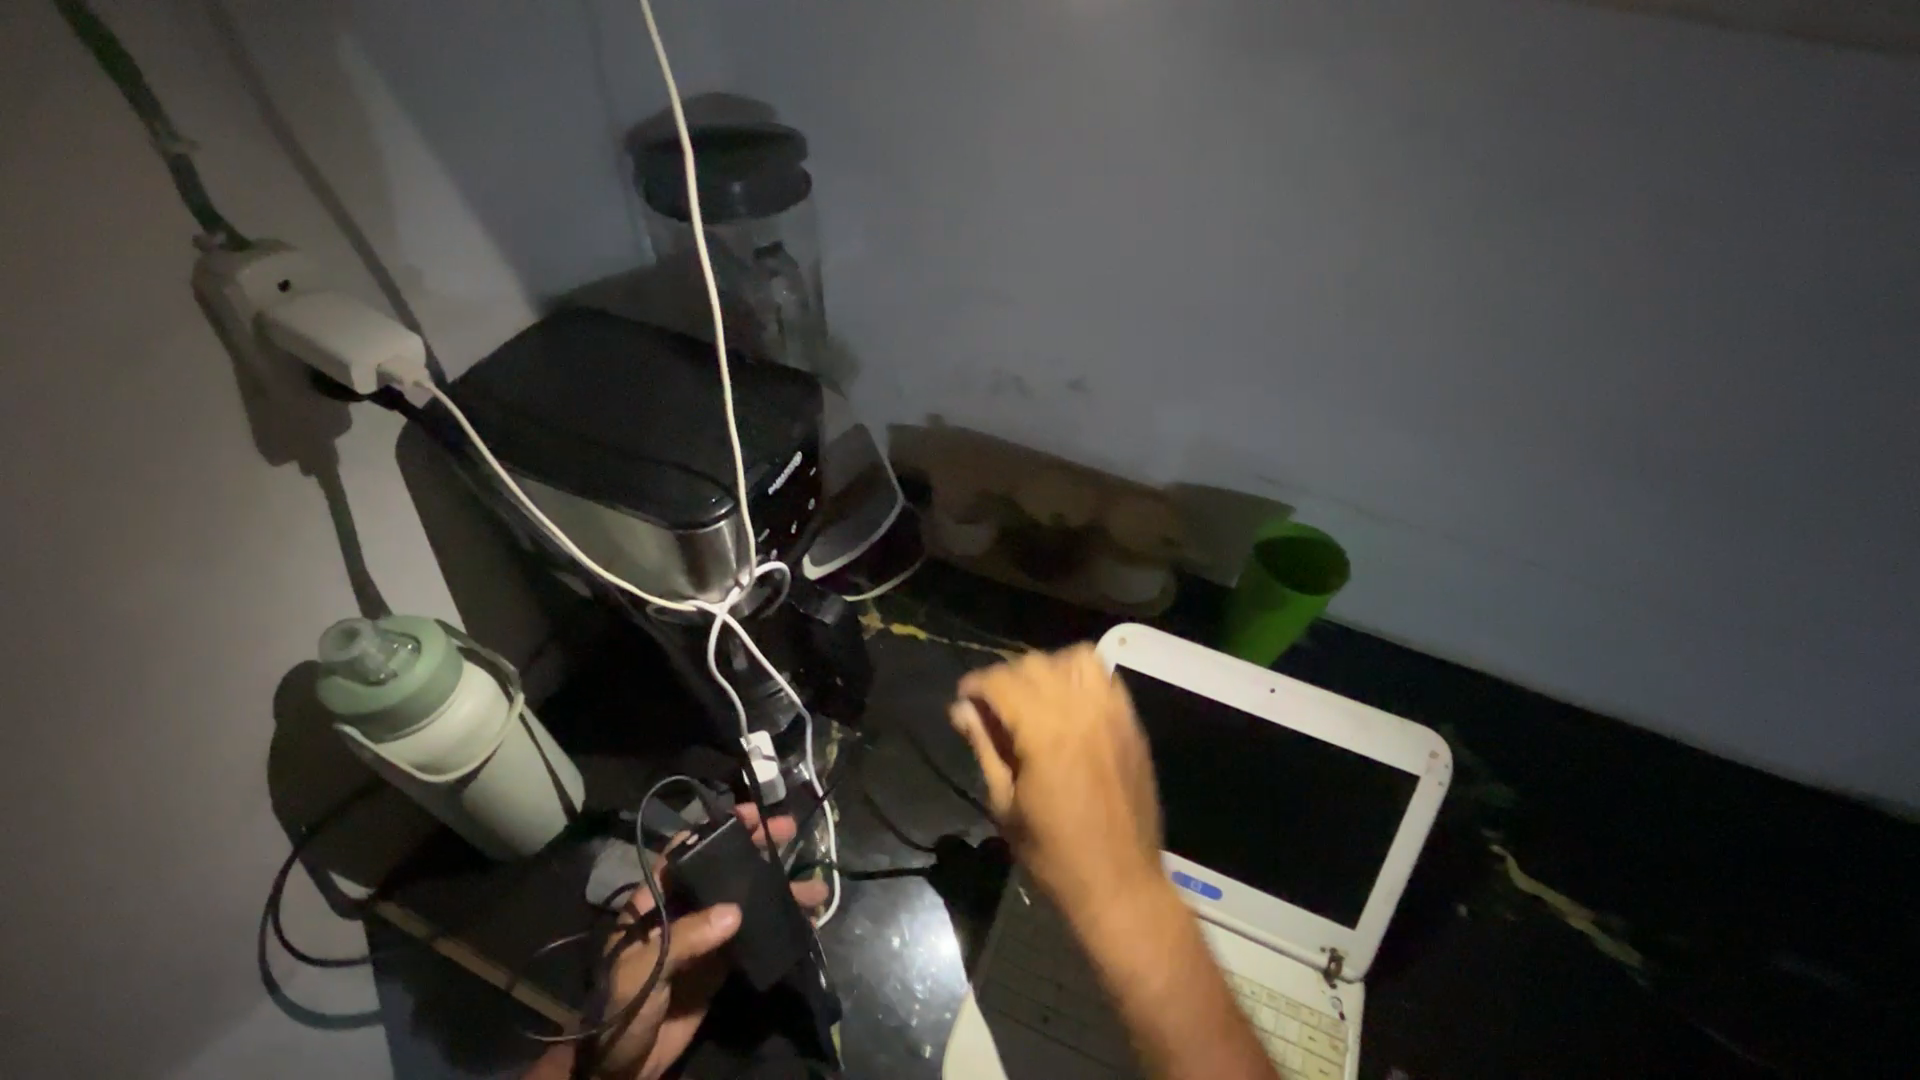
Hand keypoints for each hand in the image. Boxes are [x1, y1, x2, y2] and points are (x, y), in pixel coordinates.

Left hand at [585, 804, 829, 1079]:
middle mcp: (683, 910)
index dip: (717, 829)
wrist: (620, 1067)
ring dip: (777, 892)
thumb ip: (686, 937)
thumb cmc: (620, 1008)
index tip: (749, 815)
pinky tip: (803, 923)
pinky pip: (752, 938)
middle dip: (755, 849)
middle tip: (789, 831)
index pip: (687, 851)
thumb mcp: (644, 969)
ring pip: (745, 901)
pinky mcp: (719, 965)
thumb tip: (735, 912)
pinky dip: (777, 927)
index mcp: (655, 901)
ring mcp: (704, 936)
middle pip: (722, 870)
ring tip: (815, 888)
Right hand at [950, 646, 1162, 923]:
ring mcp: (1113, 714)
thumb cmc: (1054, 856)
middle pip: (1034, 664)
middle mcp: (1081, 711)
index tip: (964, 700)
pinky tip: (1067, 704)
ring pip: (1073, 660)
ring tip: (1033, 699)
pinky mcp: (1132, 724)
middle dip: (1006, 678)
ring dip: (1046, 670)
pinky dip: (1081, 678)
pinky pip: (1105, 678)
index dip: (975, 685)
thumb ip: (985, 747)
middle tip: (993, 708)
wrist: (1121, 885)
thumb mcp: (1005, 805)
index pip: (1001, 682)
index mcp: (1044, 733)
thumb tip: (962, 710)